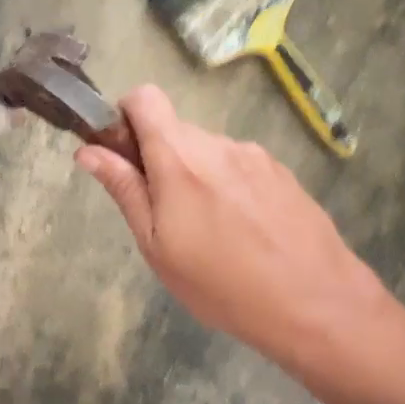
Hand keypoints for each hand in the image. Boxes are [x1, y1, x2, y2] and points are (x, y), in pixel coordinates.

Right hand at [75, 86, 386, 354]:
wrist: (316, 304)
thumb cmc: (220, 284)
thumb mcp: (156, 246)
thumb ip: (124, 190)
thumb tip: (88, 151)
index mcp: (179, 158)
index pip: (145, 98)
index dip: (126, 117)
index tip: (124, 157)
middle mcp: (218, 144)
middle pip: (175, 131)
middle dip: (160, 162)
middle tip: (166, 217)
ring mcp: (256, 157)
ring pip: (208, 153)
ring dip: (196, 178)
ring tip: (209, 234)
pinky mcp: (283, 173)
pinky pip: (239, 168)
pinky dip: (228, 189)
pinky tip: (243, 233)